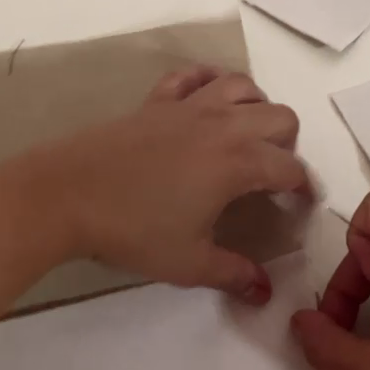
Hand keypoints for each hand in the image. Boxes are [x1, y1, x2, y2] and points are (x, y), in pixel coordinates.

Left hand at [0, 66, 310, 304]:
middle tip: (273, 173)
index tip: (299, 204)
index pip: (289, 168)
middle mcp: (221, 125)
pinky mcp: (156, 101)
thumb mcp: (189, 263)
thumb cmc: (132, 230)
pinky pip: (192, 76)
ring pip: (241, 85)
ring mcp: (187, 107)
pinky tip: (206, 99)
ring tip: (248, 133)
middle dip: (287, 143)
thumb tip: (265, 292)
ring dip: (255, 105)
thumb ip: (233, 274)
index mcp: (237, 163)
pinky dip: (207, 81)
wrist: (66, 194)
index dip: (302, 187)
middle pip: (278, 116)